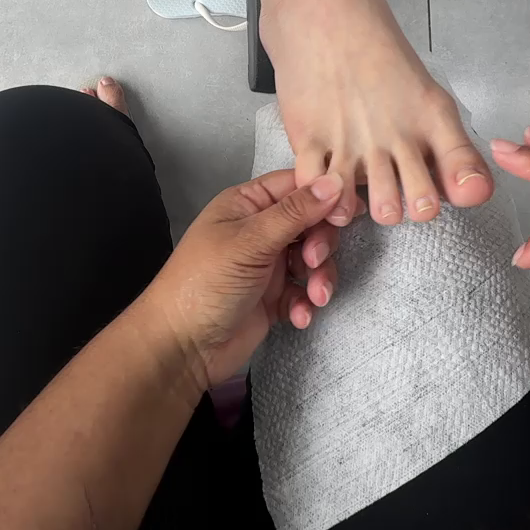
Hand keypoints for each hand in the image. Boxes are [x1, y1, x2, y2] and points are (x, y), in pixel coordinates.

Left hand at [138, 170, 345, 390]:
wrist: (182, 349)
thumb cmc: (207, 281)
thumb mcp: (250, 241)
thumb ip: (295, 212)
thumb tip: (335, 181)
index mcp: (248, 203)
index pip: (296, 185)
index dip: (324, 195)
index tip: (348, 213)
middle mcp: (260, 229)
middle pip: (311, 221)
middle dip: (321, 242)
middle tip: (313, 261)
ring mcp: (269, 264)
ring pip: (313, 258)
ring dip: (320, 276)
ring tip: (314, 297)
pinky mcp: (275, 297)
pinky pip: (305, 290)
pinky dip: (307, 302)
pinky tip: (298, 317)